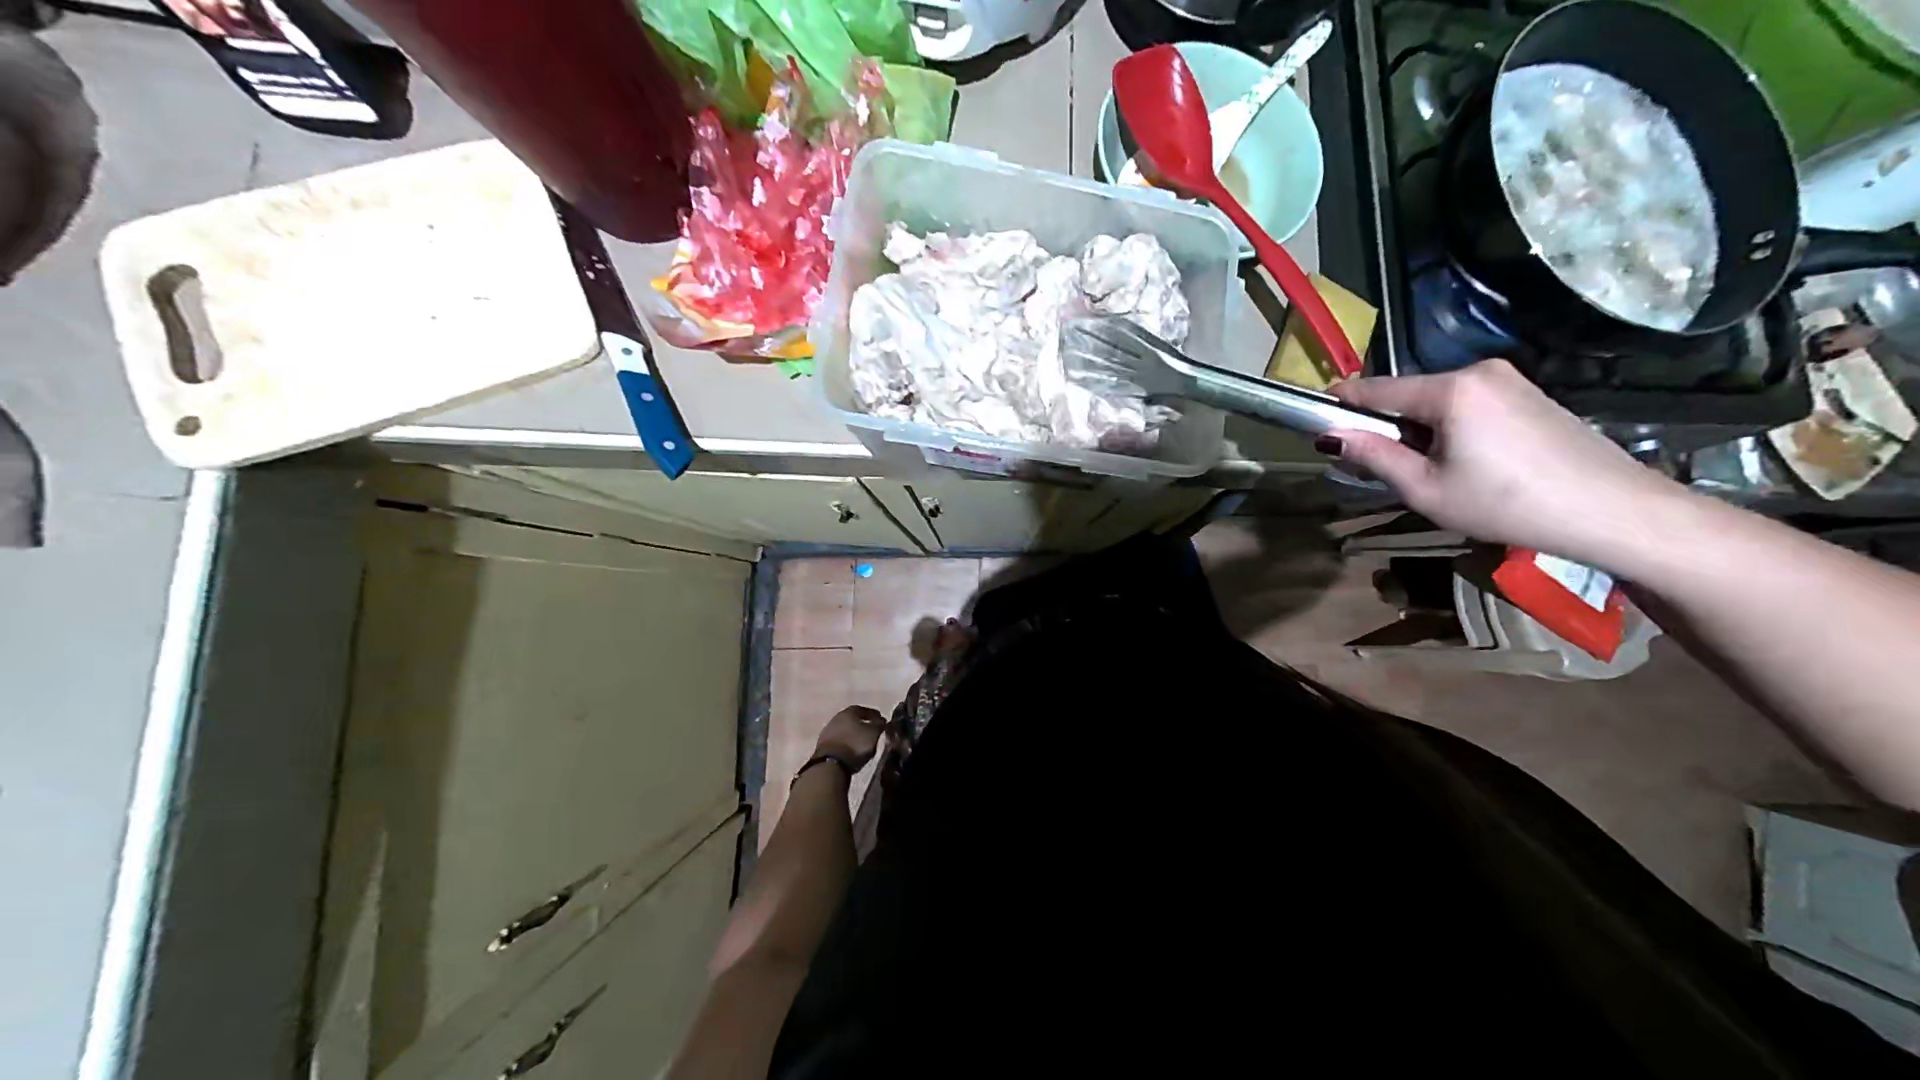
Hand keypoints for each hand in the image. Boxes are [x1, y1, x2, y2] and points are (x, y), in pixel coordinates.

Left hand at [815, 706, 886, 769]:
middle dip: (862, 724)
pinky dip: (846, 743)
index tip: (881, 720)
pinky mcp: (822, 746)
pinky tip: (851, 750)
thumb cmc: (855, 744)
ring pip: (844, 730)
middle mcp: (836, 718)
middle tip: (872, 730)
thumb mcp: (873, 734)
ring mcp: (827, 732)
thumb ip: (879, 725)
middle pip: (852, 719)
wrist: (830, 764)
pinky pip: (838, 741)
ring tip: (862, 742)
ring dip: (853, 734)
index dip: (873, 714)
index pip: (863, 709)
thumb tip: (882, 721)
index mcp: (849, 712)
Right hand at [1328, 360, 1682, 568]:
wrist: (1613, 511)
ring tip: (1426, 473)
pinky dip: (1449, 428)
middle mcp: (1480, 371)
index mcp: (1450, 389)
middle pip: (1408, 394)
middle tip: (1377, 467)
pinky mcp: (1530, 395)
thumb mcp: (1426, 489)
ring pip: (1438, 401)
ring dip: (1418, 429)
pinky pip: (1469, 405)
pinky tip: (1464, 464)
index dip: (1341, 402)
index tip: (1315, 420)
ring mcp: (1510, 380)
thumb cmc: (1506, 503)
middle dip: (1384, 424)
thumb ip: (1374, 457)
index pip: (1375, 387)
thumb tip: (1329, 437)